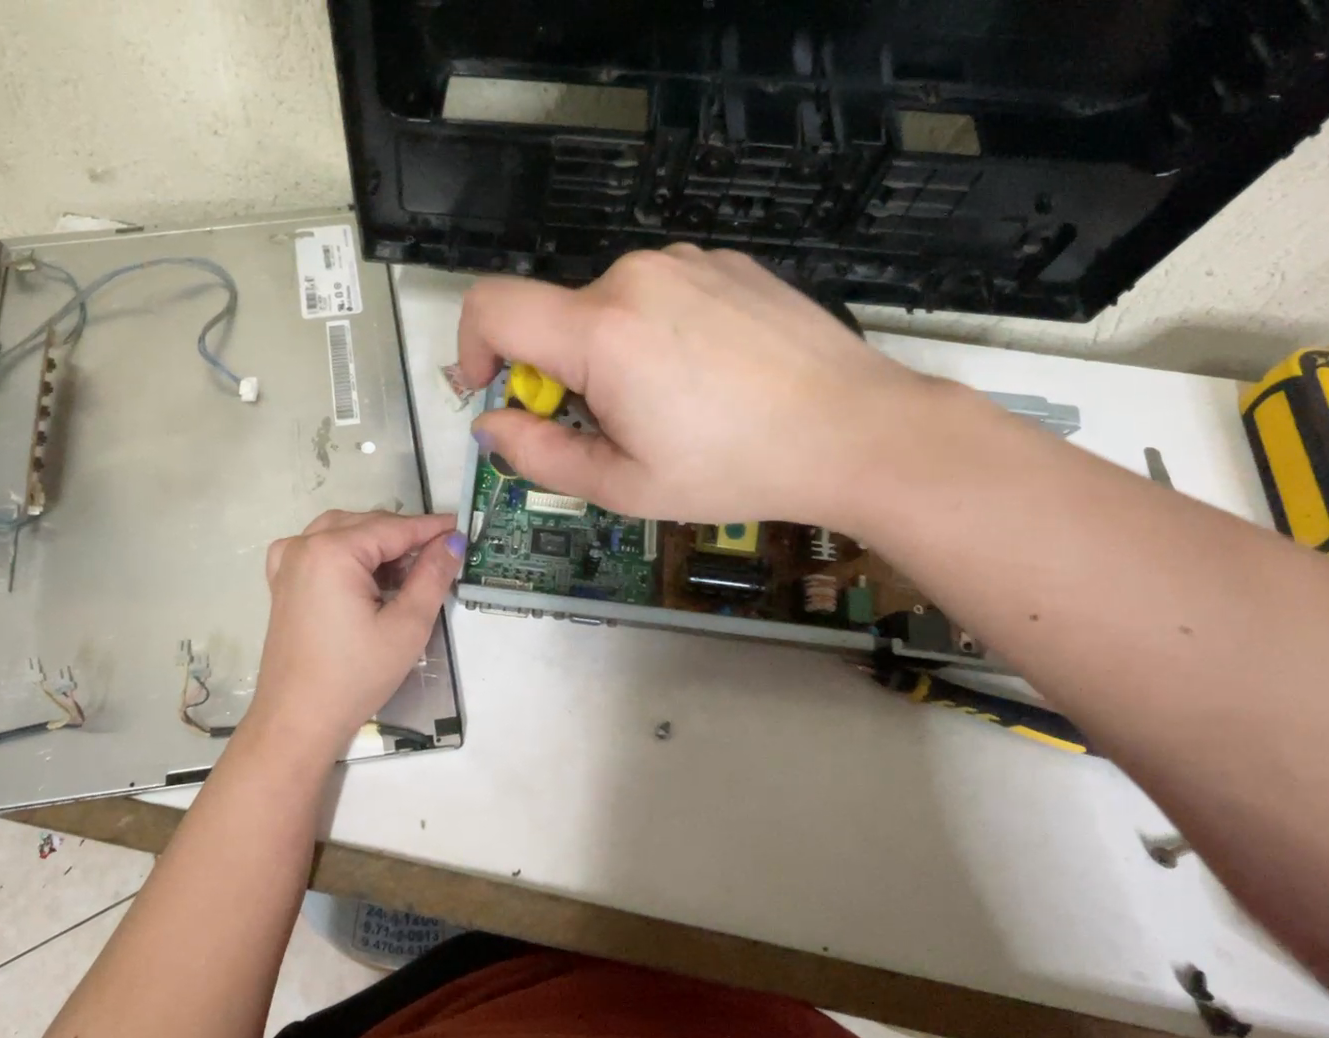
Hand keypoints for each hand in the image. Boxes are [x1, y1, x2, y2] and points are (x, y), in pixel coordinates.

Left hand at [248, 511, 462, 748]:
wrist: (298, 719)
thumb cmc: (355, 676)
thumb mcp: (406, 626)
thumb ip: (432, 576)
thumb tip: (452, 542)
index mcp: (332, 551)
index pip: (394, 528)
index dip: (431, 528)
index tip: (462, 529)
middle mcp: (305, 546)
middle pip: (367, 525)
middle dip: (404, 538)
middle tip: (440, 560)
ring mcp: (288, 562)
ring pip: (343, 533)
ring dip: (376, 545)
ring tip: (406, 575)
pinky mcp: (283, 582)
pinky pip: (319, 550)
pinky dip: (346, 554)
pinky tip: (363, 577)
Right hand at [457, 244, 936, 528]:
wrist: (857, 431)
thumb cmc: (737, 468)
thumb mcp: (623, 485)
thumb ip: (537, 455)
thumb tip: (491, 426)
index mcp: (602, 331)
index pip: (490, 307)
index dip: (471, 350)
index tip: (495, 393)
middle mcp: (636, 276)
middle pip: (552, 317)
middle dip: (556, 373)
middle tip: (608, 427)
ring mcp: (686, 262)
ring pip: (604, 306)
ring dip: (606, 353)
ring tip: (666, 403)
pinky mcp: (724, 263)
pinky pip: (657, 292)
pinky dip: (653, 332)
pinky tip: (703, 375)